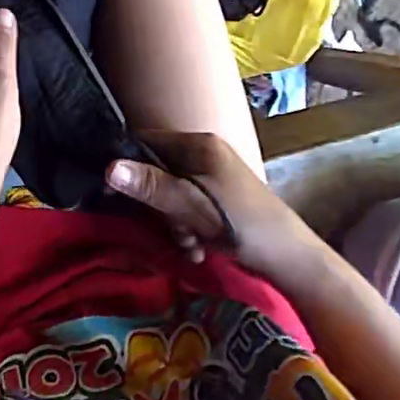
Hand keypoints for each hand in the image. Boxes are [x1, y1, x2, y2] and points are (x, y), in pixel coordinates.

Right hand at [106, 129, 333, 289]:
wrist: (289, 258)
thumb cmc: (240, 224)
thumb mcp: (190, 206)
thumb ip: (151, 186)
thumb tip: (109, 168)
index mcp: (199, 145)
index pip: (147, 142)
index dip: (127, 165)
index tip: (114, 193)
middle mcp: (205, 155)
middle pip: (158, 173)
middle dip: (159, 207)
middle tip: (173, 229)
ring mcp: (213, 177)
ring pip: (172, 196)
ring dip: (175, 225)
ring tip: (191, 244)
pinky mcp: (219, 199)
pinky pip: (188, 209)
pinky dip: (189, 231)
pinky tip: (199, 249)